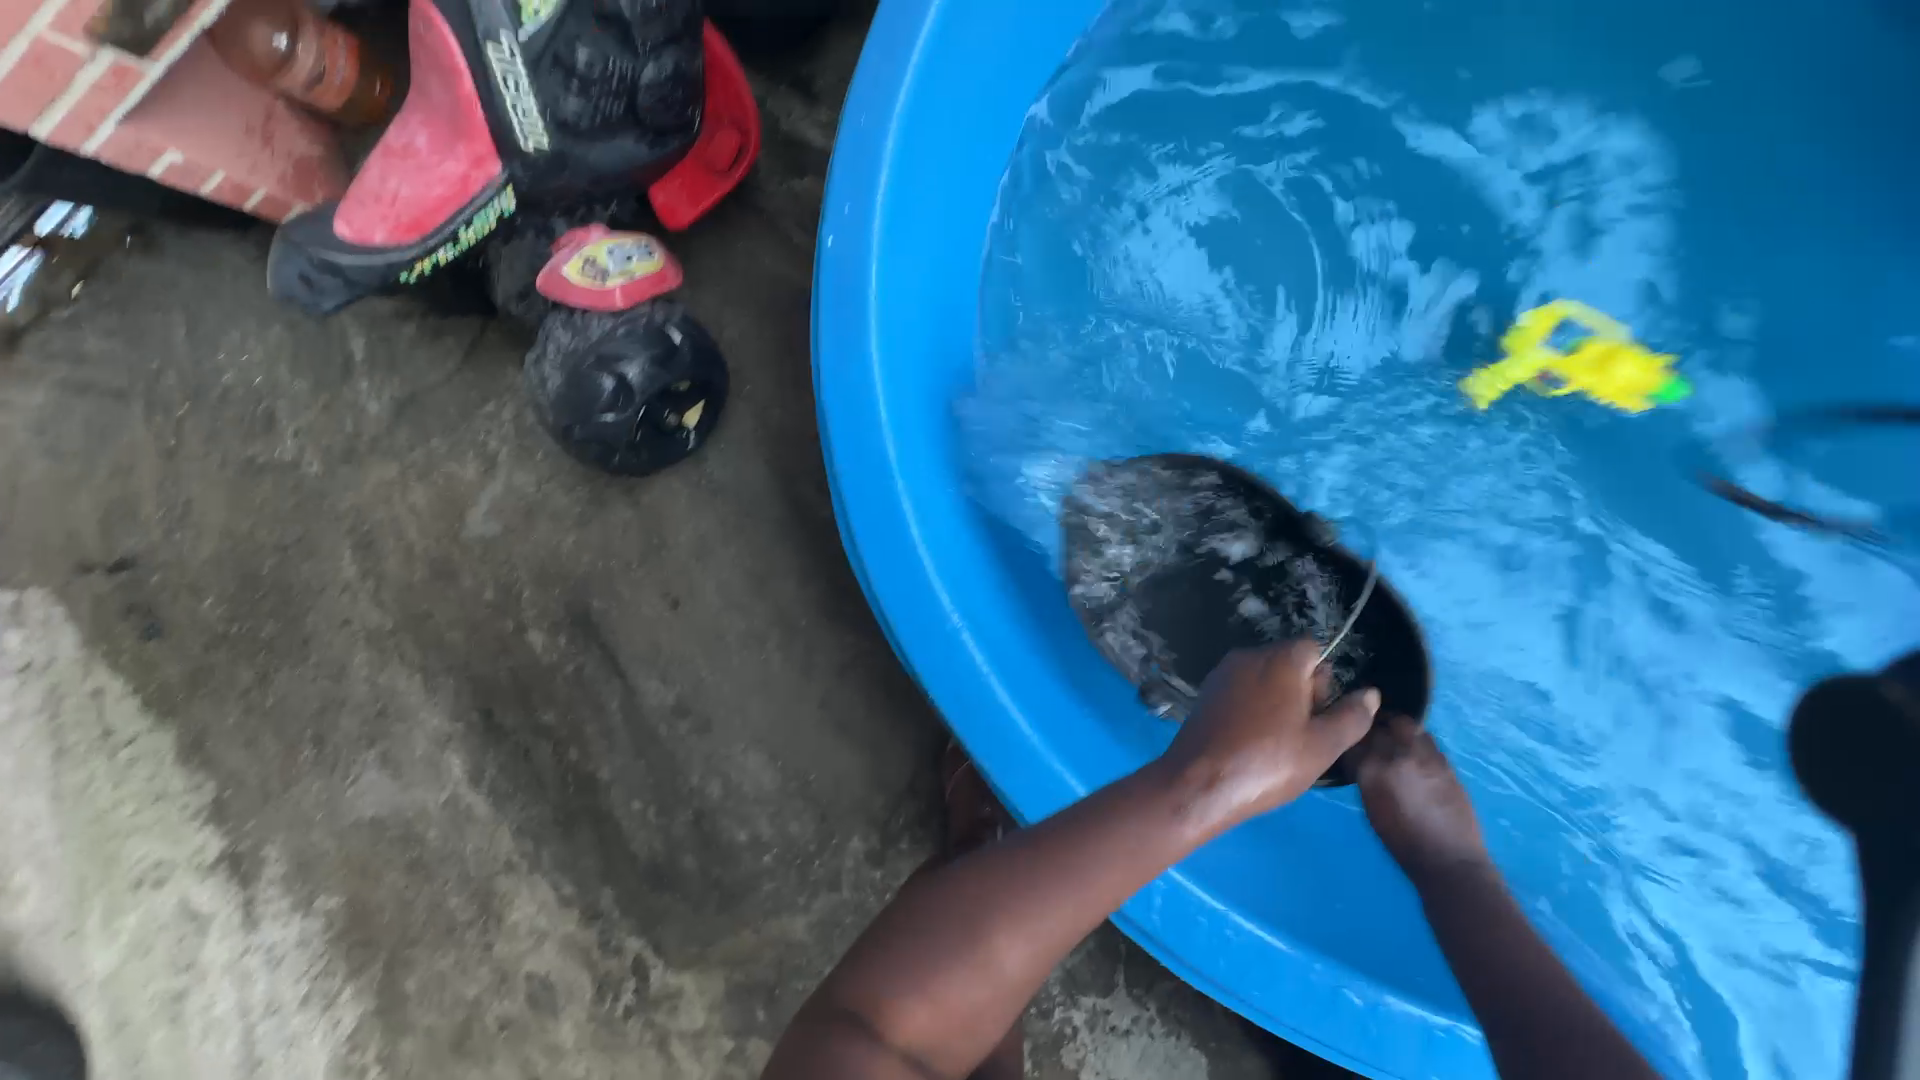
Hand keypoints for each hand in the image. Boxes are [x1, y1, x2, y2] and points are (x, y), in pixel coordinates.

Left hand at [1162, 641, 1379, 820]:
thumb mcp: (1323, 745)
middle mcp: (1247, 656)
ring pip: (1264, 679)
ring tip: (1276, 742)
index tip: (1319, 714)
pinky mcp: (1205, 693)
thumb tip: (1370, 693)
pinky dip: (1252, 710)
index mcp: (1279, 659)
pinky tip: (1251, 742)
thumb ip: (1351, 716)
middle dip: (1301, 692)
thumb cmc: (1268, 761)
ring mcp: (1222, 673)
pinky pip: (1241, 692)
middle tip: (1300, 733)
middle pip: (1288, 662)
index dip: (1324, 682)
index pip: (1314, 649)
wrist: (1199, 782)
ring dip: (1277, 703)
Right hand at [1351, 715, 1490, 882]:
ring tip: (1392, 735)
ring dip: (1397, 727)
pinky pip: (1426, 739)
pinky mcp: (1446, 762)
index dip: (1351, 735)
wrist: (1447, 858)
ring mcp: (1426, 757)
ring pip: (1407, 725)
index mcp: (1372, 770)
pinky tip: (1412, 751)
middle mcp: (1398, 756)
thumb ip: (1364, 774)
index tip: (1348, 737)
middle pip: (1381, 723)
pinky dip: (1416, 739)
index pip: (1354, 737)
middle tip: (1369, 729)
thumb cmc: (1401, 840)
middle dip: (1374, 723)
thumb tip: (1360, 757)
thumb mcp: (1369, 805)